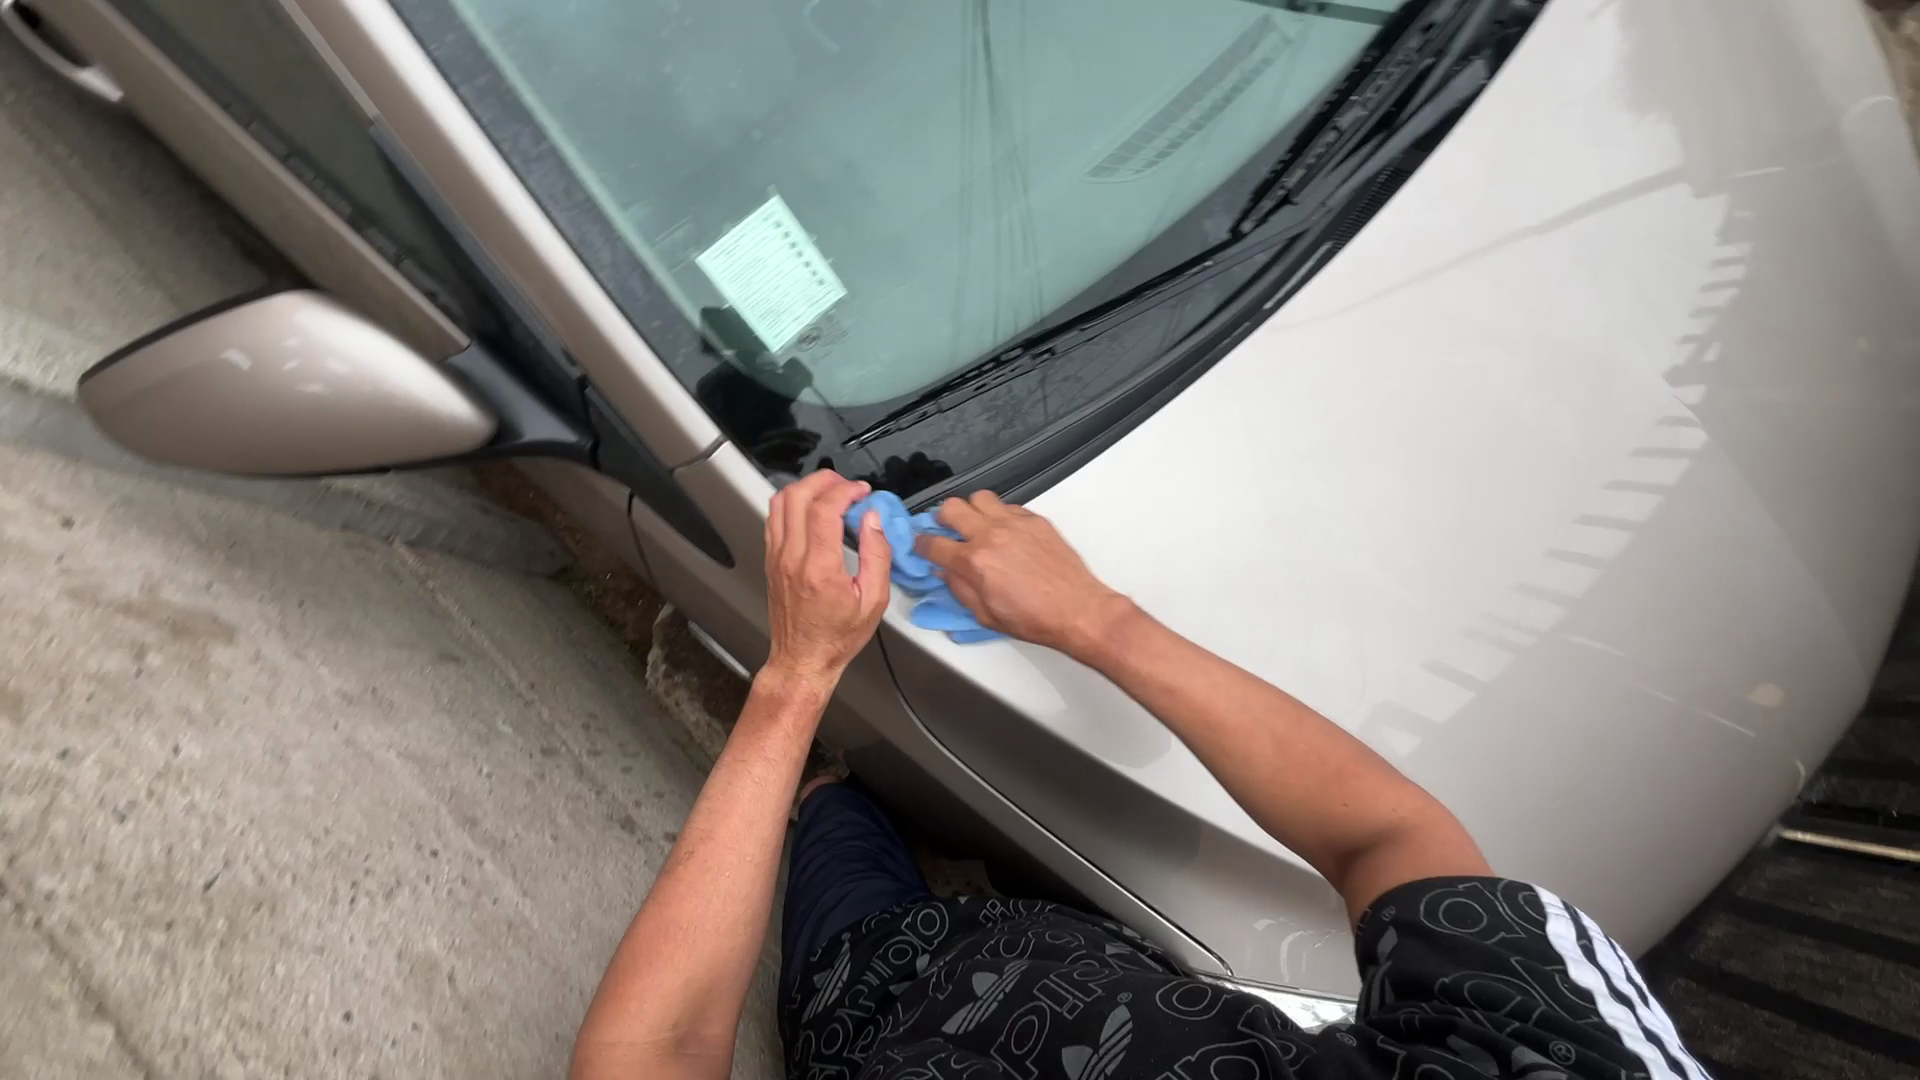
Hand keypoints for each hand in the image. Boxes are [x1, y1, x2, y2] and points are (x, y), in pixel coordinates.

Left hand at [763, 470, 891, 685]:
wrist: (803, 659)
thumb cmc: (838, 636)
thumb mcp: (874, 600)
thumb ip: (877, 555)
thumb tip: (873, 519)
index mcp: (820, 568)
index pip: (824, 509)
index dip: (846, 490)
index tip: (862, 491)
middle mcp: (792, 558)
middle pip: (797, 496)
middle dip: (825, 480)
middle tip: (847, 486)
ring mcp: (776, 557)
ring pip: (780, 502)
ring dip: (807, 487)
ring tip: (831, 492)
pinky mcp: (771, 560)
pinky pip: (775, 518)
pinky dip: (793, 503)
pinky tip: (812, 509)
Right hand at [915, 491, 1127, 654]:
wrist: (1077, 610)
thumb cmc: (1034, 618)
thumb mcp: (985, 616)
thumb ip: (960, 590)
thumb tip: (946, 573)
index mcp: (974, 562)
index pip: (933, 544)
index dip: (921, 545)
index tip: (921, 546)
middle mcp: (991, 535)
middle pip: (951, 508)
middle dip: (942, 519)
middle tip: (946, 530)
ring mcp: (1014, 523)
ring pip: (979, 497)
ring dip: (971, 509)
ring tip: (975, 524)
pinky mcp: (1035, 520)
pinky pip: (1008, 505)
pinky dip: (999, 514)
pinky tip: (1004, 531)